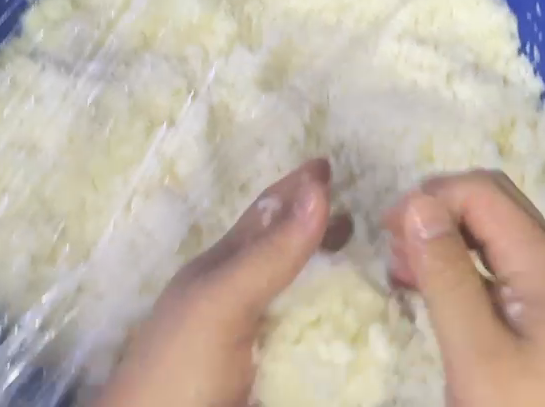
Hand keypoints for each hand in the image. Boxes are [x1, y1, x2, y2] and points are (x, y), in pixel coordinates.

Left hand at [96, 159, 351, 406]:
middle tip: (360, 219)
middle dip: (318, 230)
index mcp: (223, 269)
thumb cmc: (180, 368)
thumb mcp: (223, 300)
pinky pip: (306, 348)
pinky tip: (352, 337)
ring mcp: (251, 343)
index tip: (330, 164)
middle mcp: (238, 298)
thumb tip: (320, 185)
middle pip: (284, 252)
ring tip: (365, 272)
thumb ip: (270, 252)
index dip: (296, 188)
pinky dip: (330, 335)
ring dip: (329, 282)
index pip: (267, 214)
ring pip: (295, 297)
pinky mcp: (267, 381)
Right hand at [386, 170, 544, 406]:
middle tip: (395, 248)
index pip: (482, 191)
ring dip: (451, 244)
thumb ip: (447, 276)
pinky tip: (445, 304)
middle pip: (494, 207)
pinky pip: (510, 280)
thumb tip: (417, 203)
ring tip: (405, 275)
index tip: (388, 233)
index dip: (431, 198)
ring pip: (501, 243)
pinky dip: (470, 276)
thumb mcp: (479, 356)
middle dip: (440, 213)